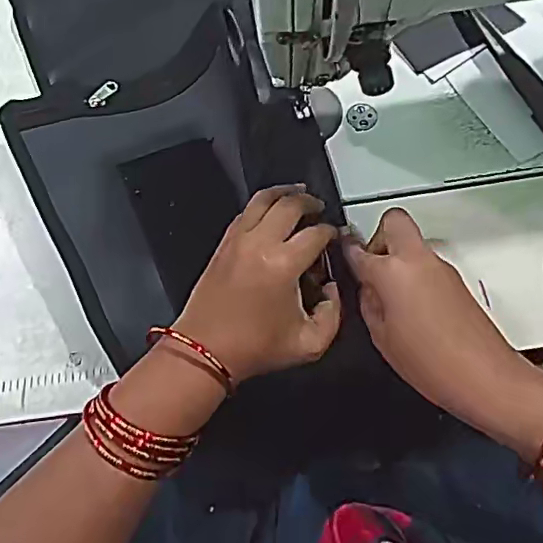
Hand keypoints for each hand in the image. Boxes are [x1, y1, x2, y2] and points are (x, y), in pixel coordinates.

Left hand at [171, 185, 342, 382]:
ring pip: (261, 199)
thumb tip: (332, 289)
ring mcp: (237, 240)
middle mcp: (259, 243)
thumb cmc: (256, 347)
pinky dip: (260, 205)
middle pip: (289, 204)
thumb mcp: (309, 343)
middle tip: (319, 208)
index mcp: (283, 264)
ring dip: (283, 193)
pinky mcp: (223, 244)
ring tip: (297, 193)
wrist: (206, 349)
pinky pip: (244, 213)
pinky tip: (269, 211)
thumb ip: (333, 314)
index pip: (316, 233)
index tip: (336, 236)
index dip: (332, 231)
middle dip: (310, 202)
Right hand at [344, 208, 533, 421]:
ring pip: (413, 244)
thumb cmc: (436, 363)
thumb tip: (367, 290)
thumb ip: (369, 303)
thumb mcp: (381, 336)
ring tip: (391, 294)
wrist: (486, 378)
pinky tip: (411, 307)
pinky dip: (416, 275)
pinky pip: (428, 265)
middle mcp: (419, 261)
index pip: (359, 249)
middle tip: (371, 264)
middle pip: (394, 221)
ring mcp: (442, 268)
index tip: (345, 253)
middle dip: (378, 237)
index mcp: (392, 272)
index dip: (348, 251)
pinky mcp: (457, 281)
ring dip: (399, 258)